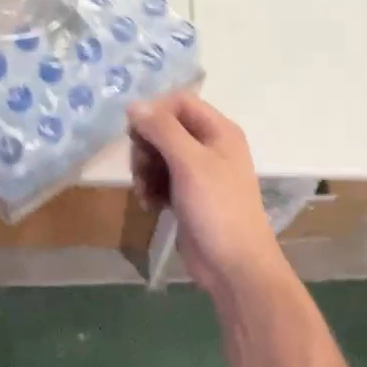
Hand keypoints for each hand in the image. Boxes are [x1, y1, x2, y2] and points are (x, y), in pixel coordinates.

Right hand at [128, 93, 284, 291]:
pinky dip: (151, 189)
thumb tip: (134, 105)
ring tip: (144, 192)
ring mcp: (198, 173)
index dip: (154, 112)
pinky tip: (150, 206)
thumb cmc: (217, 208)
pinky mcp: (187, 196)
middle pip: (165, 128)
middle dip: (146, 146)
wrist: (233, 264)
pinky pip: (161, 180)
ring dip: (145, 170)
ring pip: (159, 155)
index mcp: (219, 131)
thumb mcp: (189, 163)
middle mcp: (210, 146)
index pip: (180, 102)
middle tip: (140, 168)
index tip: (135, 133)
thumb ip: (162, 130)